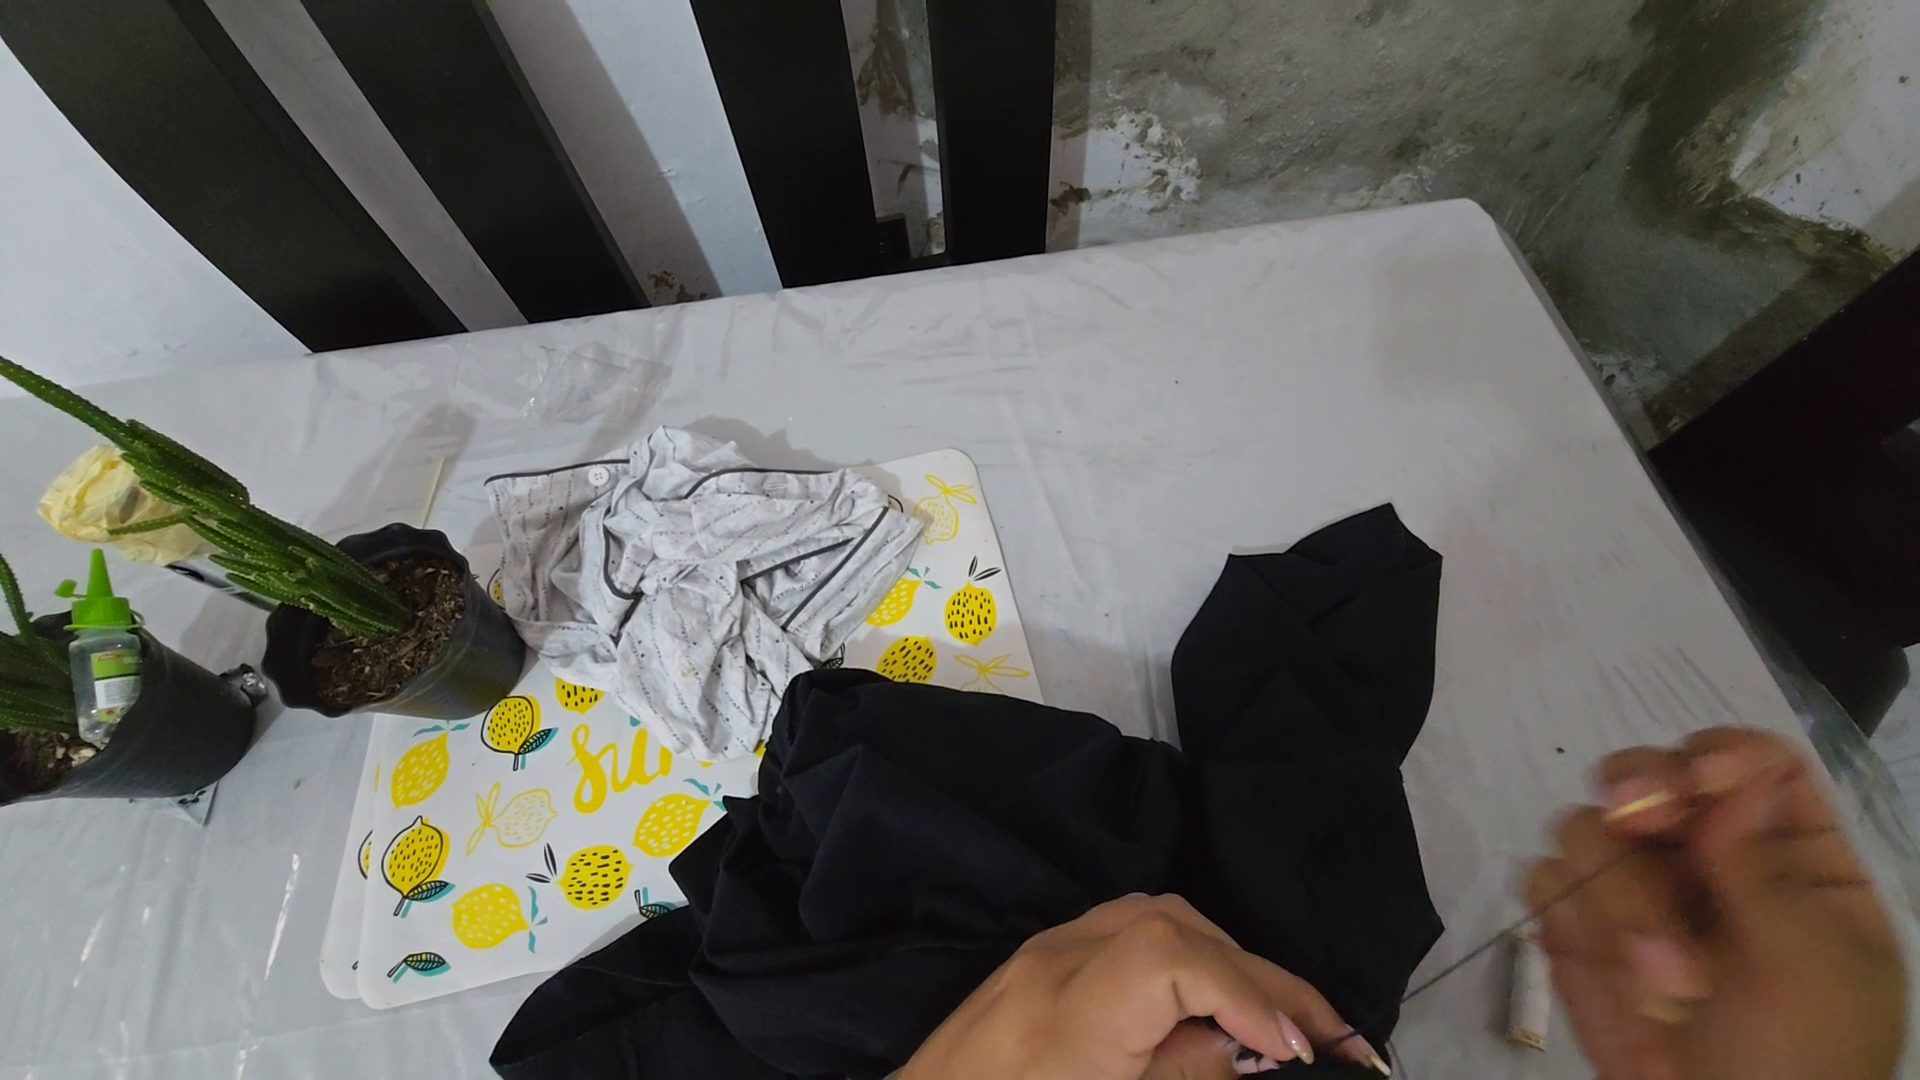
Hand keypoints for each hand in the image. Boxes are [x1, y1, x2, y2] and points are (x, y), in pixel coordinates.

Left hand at [897, 893, 1391, 1079]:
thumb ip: (1182, 1079)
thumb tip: (1254, 1048)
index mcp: (1065, 1016)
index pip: (1164, 956)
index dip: (1243, 989)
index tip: (1301, 1050)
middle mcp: (1054, 961)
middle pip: (1168, 926)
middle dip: (1256, 976)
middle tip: (1329, 1034)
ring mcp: (1045, 946)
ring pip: (1153, 913)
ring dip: (1224, 954)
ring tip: (1276, 1012)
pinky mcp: (1044, 951)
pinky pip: (1127, 925)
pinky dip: (1184, 948)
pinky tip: (1211, 988)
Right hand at [1526, 727, 1905, 1079]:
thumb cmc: (1798, 1060)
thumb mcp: (1816, 973)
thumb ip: (1767, 874)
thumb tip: (1729, 782)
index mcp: (1785, 858)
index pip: (1750, 764)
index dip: (1718, 757)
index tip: (1695, 783)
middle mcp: (1698, 852)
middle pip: (1644, 772)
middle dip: (1634, 790)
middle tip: (1632, 816)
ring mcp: (1626, 877)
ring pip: (1583, 826)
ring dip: (1614, 898)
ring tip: (1654, 977)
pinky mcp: (1569, 908)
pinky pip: (1542, 876)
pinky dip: (1573, 922)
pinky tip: (1608, 971)